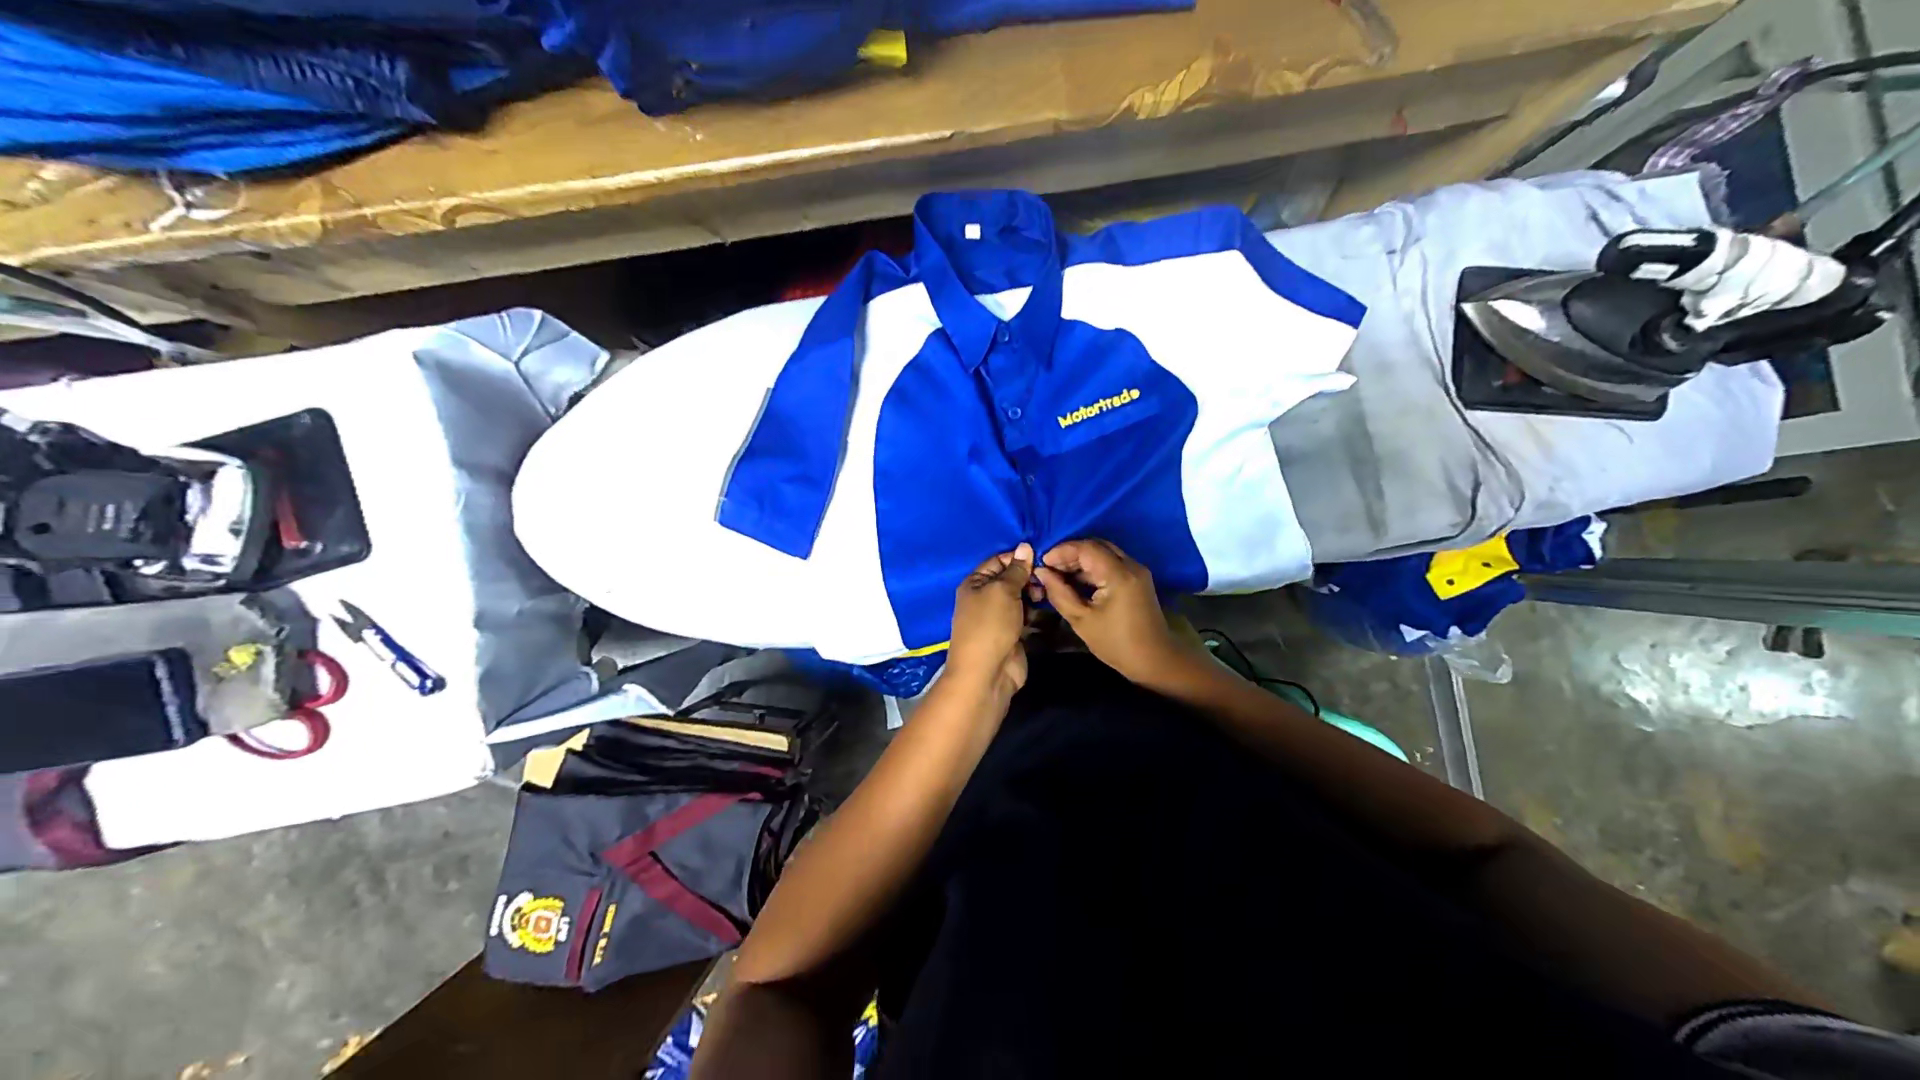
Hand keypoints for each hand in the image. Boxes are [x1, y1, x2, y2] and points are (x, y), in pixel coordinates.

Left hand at [946, 543, 1033, 696]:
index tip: (1041, 558)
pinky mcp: (1012, 632)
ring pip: (1020, 597)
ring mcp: (998, 616)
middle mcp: (984, 597)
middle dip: (1028, 577)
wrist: (987, 673)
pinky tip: (1045, 610)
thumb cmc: (990, 625)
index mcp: (975, 583)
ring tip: (1044, 596)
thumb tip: (1025, 546)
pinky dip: (1034, 612)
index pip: (998, 561)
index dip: (1018, 557)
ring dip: (1033, 594)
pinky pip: (1025, 615)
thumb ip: (1016, 570)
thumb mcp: (1003, 591)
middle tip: (1044, 581)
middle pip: (1010, 578)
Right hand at [1033, 539, 1202, 689]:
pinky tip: (1076, 581)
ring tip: (1058, 574)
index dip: (1061, 551)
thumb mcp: (1081, 620)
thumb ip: (1059, 593)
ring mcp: (1136, 571)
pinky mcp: (1137, 579)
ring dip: (1081, 560)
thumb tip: (1042, 572)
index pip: (1086, 548)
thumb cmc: (1116, 644)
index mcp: (1119, 574)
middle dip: (1070, 553)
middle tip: (1049, 568)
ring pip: (1104, 553)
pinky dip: (1092, 567)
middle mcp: (1131, 565)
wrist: (1155, 660)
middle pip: (1096, 545)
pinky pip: (1111, 563)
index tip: (1042, 563)